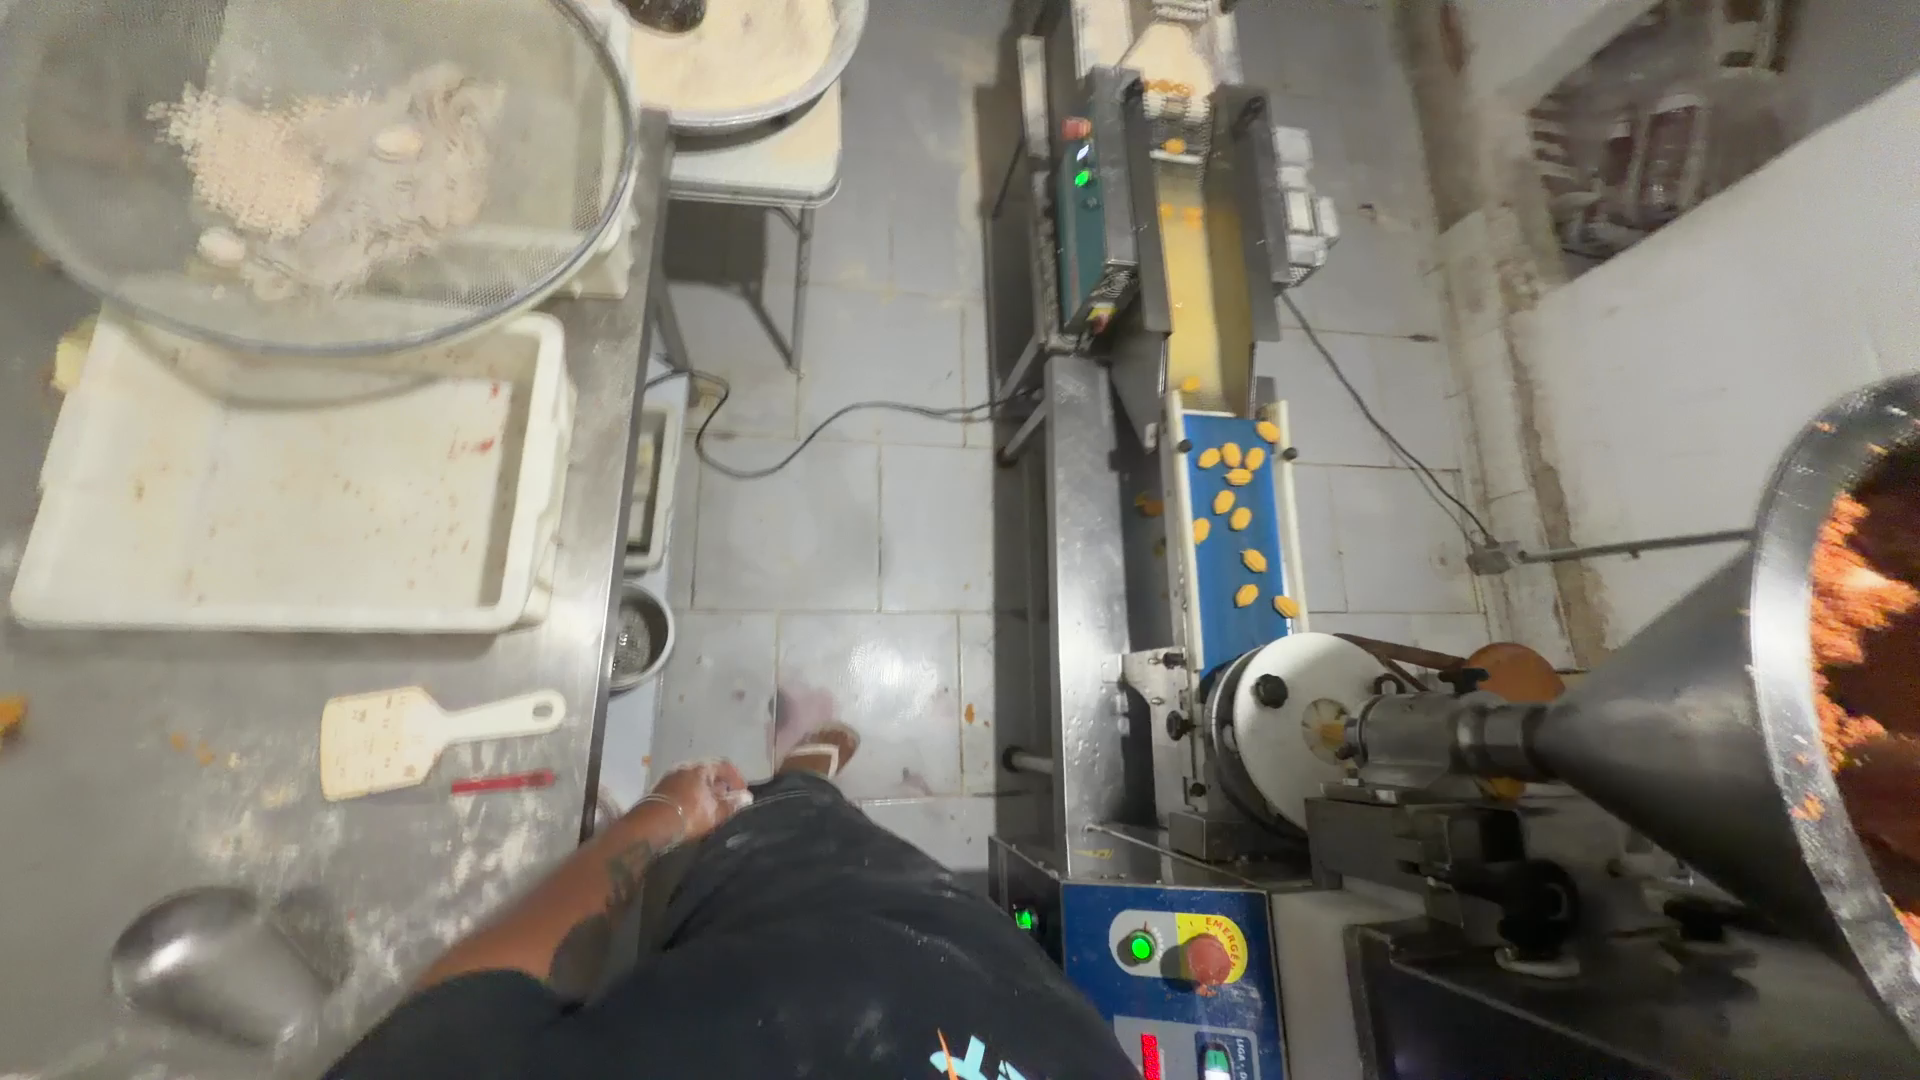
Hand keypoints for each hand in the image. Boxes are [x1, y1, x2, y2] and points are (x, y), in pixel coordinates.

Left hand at [643, 759, 749, 841]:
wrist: (648, 829)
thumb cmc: (688, 815)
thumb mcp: (716, 812)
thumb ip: (734, 804)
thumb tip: (746, 797)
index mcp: (700, 767)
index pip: (725, 765)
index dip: (737, 778)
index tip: (742, 793)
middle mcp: (683, 767)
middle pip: (707, 772)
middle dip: (719, 785)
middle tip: (726, 800)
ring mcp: (668, 778)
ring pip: (692, 781)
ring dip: (703, 792)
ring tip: (709, 808)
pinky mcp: (656, 791)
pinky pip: (679, 789)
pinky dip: (689, 797)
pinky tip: (690, 811)